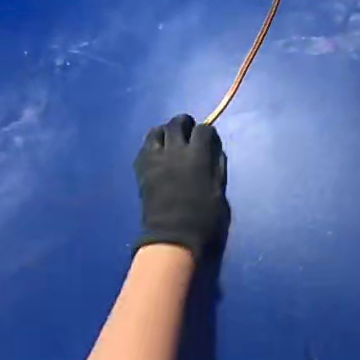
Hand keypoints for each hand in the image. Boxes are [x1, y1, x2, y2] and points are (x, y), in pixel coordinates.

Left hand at [131, 115, 228, 260]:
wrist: (171, 236)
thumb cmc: (203, 218)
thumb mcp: (218, 191)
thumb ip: (216, 167)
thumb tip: (215, 151)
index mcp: (197, 156)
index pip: (203, 130)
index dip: (207, 131)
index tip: (208, 137)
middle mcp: (174, 150)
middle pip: (176, 123)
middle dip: (184, 123)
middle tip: (188, 131)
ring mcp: (154, 157)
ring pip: (155, 131)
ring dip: (164, 132)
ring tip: (169, 139)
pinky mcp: (140, 167)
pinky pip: (144, 147)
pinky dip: (151, 145)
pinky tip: (157, 153)